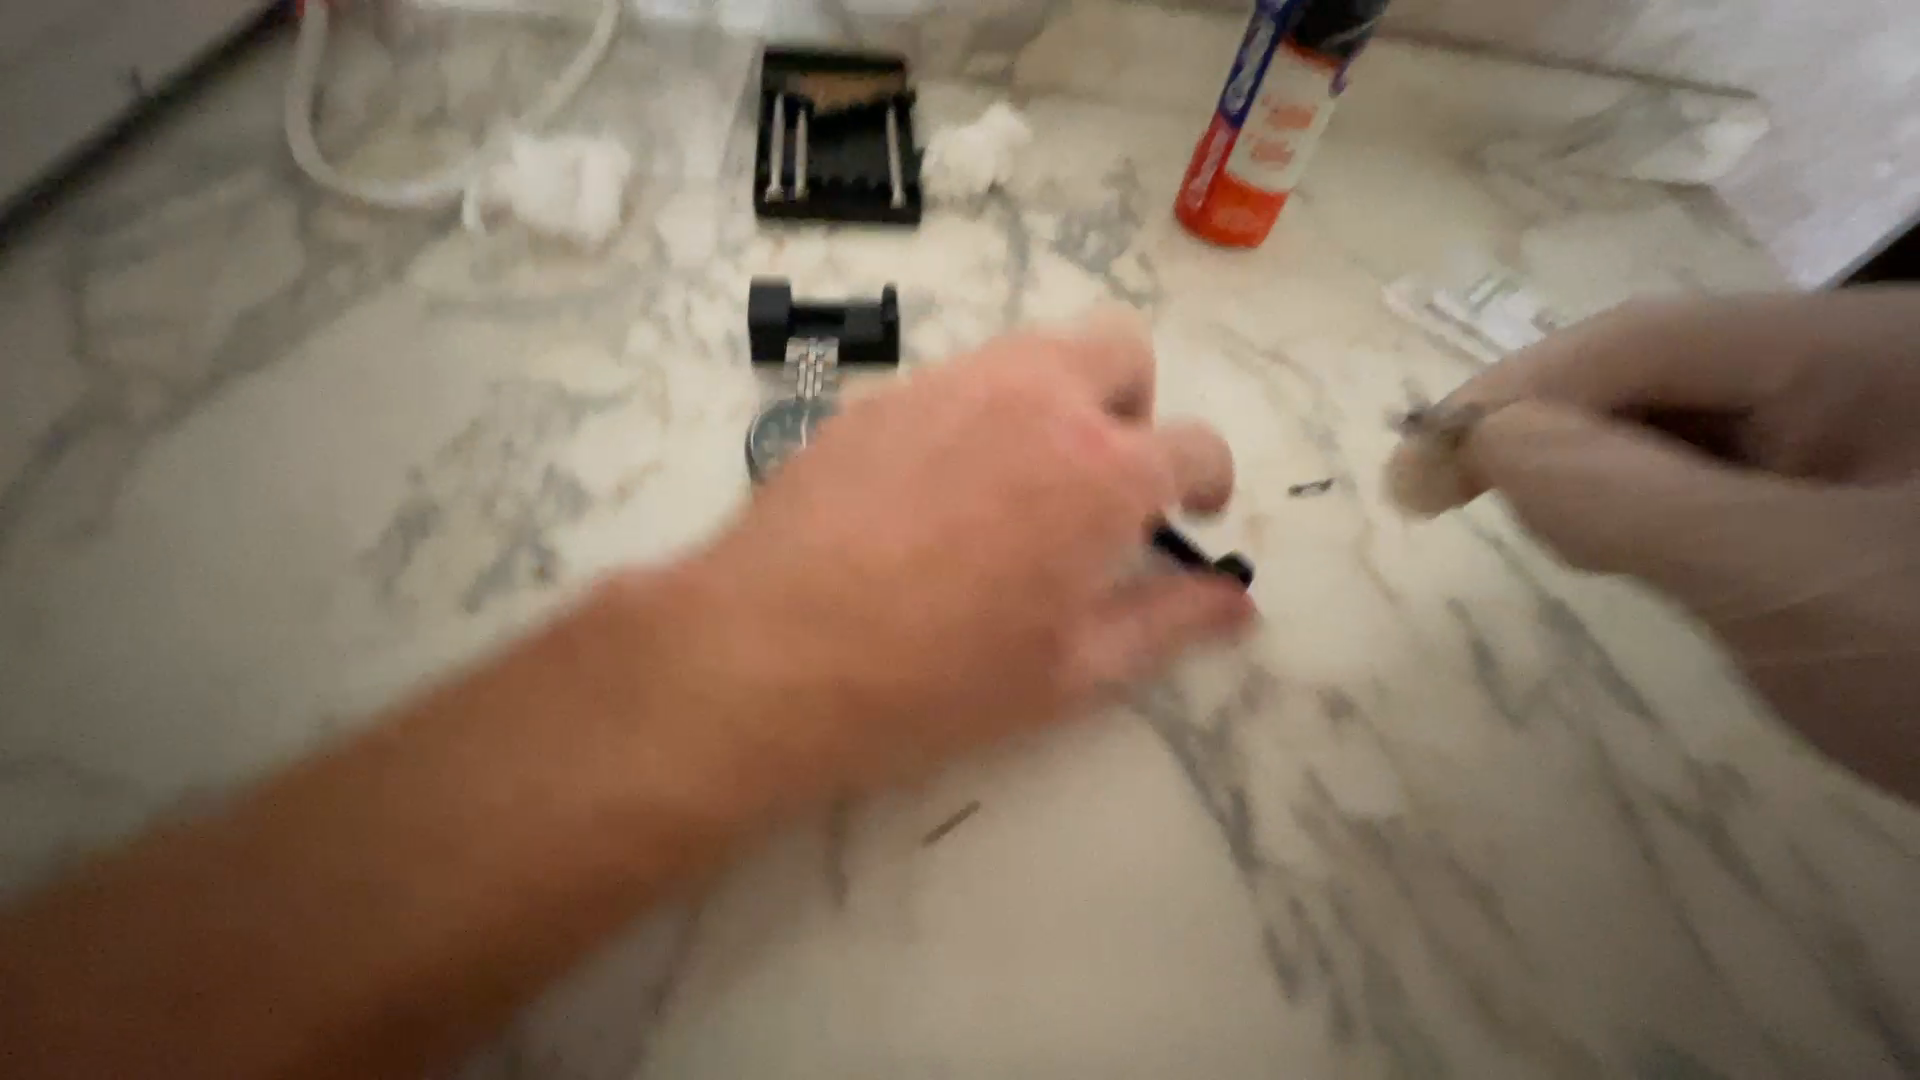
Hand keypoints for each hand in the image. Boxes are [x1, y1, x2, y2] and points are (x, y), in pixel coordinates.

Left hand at [664, 309, 1254, 813]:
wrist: (771, 652)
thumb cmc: (936, 681)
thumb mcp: (1070, 672)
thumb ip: (1167, 623)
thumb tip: (1239, 604)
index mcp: (1102, 471)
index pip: (1195, 446)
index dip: (1207, 481)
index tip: (1192, 512)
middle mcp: (1034, 399)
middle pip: (1122, 353)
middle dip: (1134, 409)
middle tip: (1102, 485)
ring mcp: (950, 384)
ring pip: (1036, 353)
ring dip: (1057, 402)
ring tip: (1019, 487)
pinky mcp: (881, 394)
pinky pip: (959, 380)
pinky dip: (980, 414)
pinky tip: (938, 490)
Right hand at [1387, 288, 1919, 797]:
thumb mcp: (1790, 586)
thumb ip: (1625, 500)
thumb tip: (1484, 440)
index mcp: (1865, 350)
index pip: (1632, 344)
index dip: (1502, 399)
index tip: (1410, 479)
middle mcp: (1859, 367)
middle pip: (1645, 381)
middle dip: (1546, 443)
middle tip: (1474, 516)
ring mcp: (1858, 429)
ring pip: (1667, 431)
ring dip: (1592, 483)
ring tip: (1589, 552)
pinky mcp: (1845, 491)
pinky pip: (1706, 477)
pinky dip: (1646, 514)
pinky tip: (1653, 555)